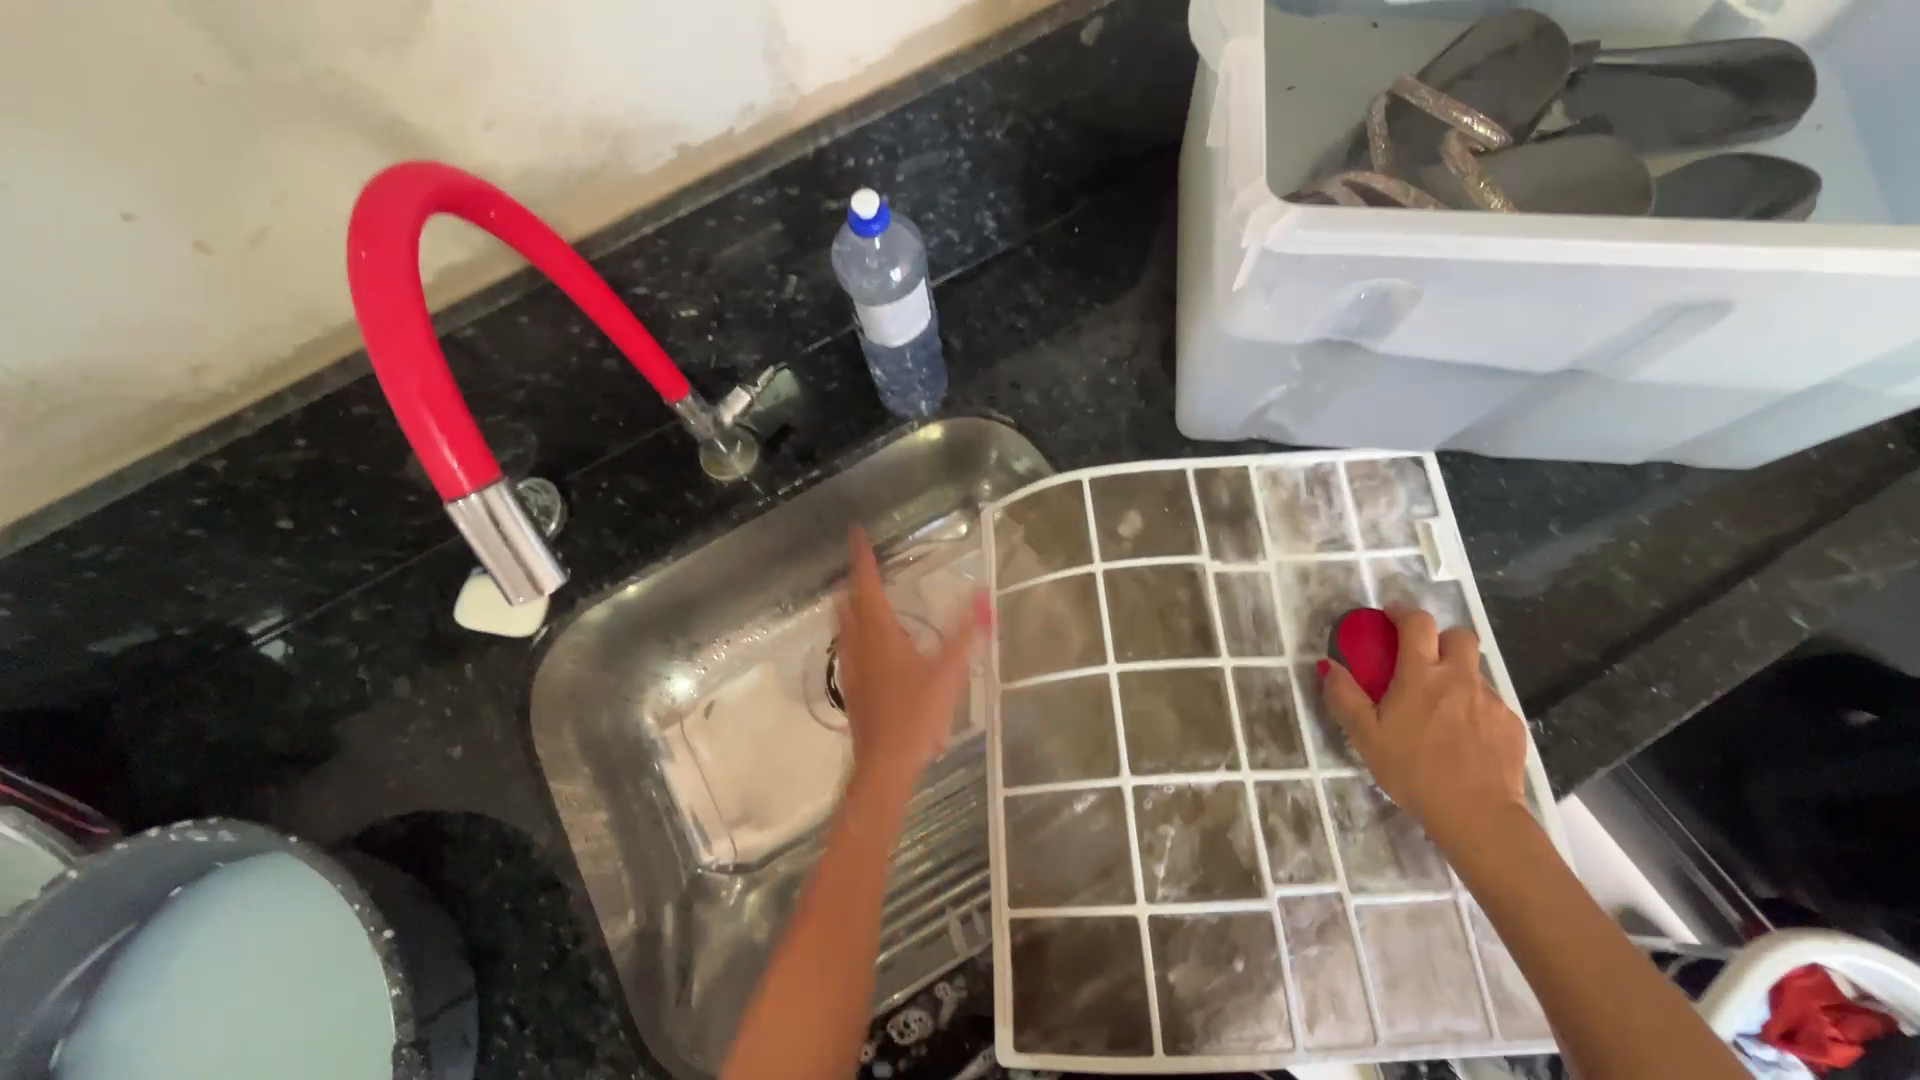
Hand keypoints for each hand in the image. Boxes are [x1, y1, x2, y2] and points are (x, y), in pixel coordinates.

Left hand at [833, 527, 987, 792]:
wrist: (884, 763)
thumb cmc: (916, 714)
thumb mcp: (949, 672)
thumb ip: (968, 632)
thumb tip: (985, 594)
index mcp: (879, 632)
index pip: (865, 584)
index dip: (861, 557)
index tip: (857, 533)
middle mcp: (858, 643)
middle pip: (847, 602)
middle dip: (855, 579)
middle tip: (865, 563)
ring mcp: (851, 666)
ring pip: (844, 625)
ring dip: (852, 605)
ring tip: (866, 596)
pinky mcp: (852, 686)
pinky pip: (849, 646)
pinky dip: (856, 631)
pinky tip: (873, 645)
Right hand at [1320, 606, 1528, 845]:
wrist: (1476, 813)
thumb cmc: (1412, 771)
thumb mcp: (1365, 736)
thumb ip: (1344, 697)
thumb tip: (1329, 666)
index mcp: (1422, 675)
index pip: (1418, 623)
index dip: (1403, 611)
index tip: (1391, 615)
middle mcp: (1460, 678)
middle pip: (1460, 636)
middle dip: (1441, 638)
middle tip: (1423, 660)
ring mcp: (1491, 701)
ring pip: (1475, 673)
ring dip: (1457, 679)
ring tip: (1441, 711)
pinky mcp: (1511, 725)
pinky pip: (1490, 705)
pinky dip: (1474, 711)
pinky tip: (1463, 740)